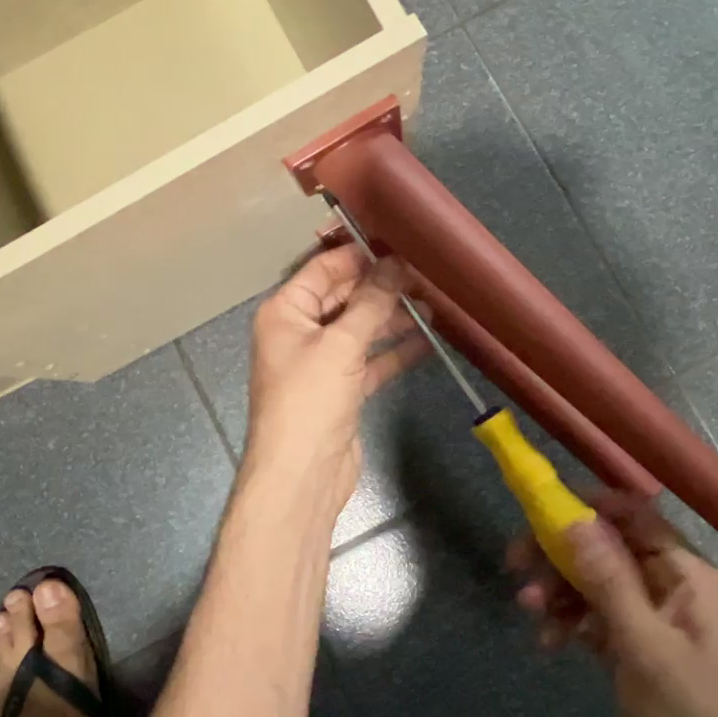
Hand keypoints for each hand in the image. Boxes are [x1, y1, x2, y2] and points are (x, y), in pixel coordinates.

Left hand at [241, 245, 425, 517]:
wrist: (302, 474)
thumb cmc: (310, 400)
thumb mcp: (340, 344)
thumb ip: (370, 302)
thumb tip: (395, 263)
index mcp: (284, 312)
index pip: (321, 270)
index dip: (356, 255)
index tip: (396, 242)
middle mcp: (299, 332)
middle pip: (342, 297)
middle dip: (380, 286)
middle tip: (424, 273)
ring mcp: (320, 363)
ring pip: (360, 329)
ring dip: (392, 318)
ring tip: (433, 305)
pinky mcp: (340, 390)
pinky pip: (370, 360)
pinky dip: (394, 351)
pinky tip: (428, 341)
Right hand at [509, 494, 717, 716]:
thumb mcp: (646, 647)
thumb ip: (609, 580)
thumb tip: (573, 518)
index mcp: (686, 576)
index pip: (634, 517)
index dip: (588, 506)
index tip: (539, 510)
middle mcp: (667, 588)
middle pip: (604, 548)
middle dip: (559, 553)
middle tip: (515, 564)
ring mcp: (647, 621)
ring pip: (591, 582)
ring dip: (557, 590)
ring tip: (529, 611)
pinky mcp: (629, 652)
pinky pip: (590, 618)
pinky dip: (566, 623)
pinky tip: (548, 644)